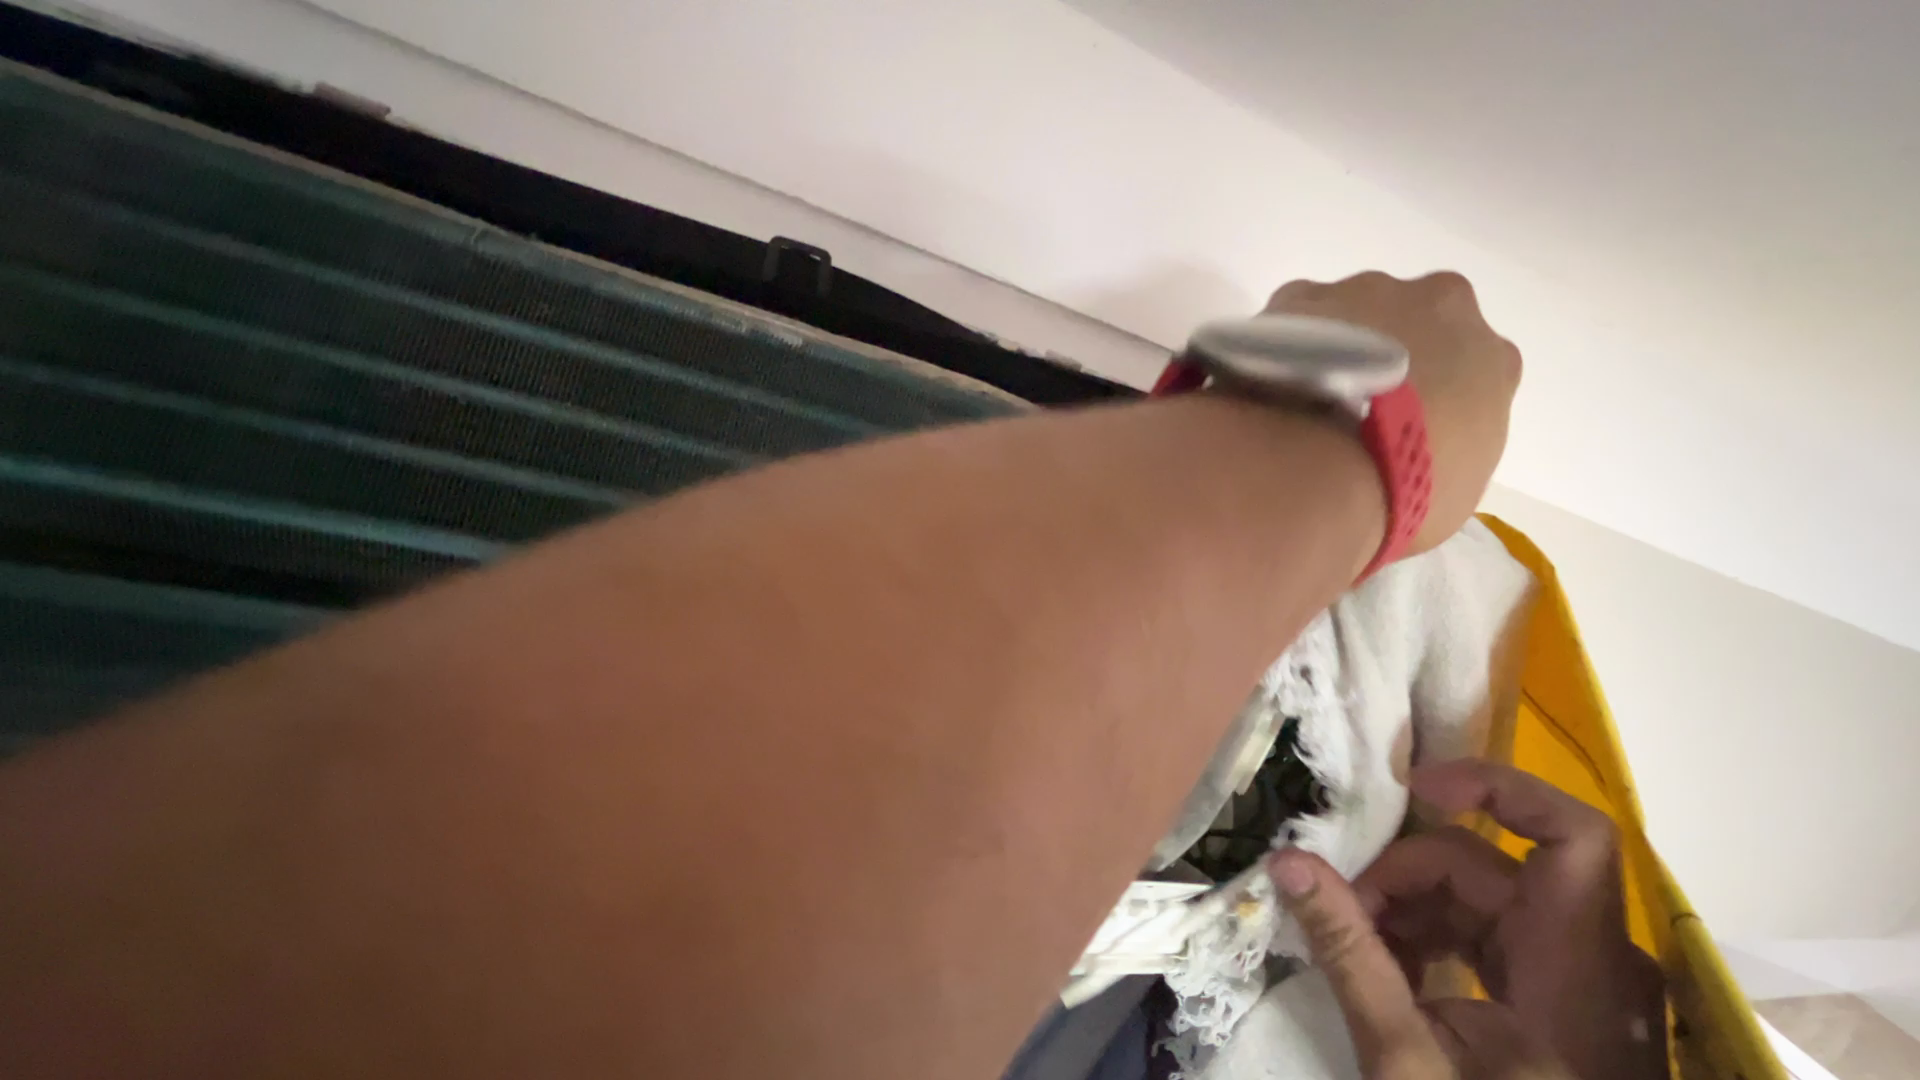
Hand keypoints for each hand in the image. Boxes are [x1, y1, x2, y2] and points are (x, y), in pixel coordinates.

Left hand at [1264, 272, 1520, 554]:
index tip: (1398, 428)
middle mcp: (1439, 305)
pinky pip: (1291, 318)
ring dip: (1329, 345)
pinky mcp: (1300, 296)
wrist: (1321, 464)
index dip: (1432, 398)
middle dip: (1385, 355)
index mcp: (1491, 359)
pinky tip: (1262, 384)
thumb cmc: (1399, 493)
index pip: (1471, 371)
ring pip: (1351, 313)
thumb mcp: (1450, 491)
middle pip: (1414, 325)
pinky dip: (1279, 345)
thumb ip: (1447, 449)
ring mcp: (1366, 293)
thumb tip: (1413, 451)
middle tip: (1344, 408)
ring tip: (1294, 398)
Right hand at [1354, 761, 1667, 1079]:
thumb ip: (1348, 950)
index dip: (1499, 788)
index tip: (1415, 787)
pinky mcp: (1556, 1000)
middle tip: (1342, 908)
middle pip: (1491, 865)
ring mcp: (1576, 980)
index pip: (1571, 836)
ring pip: (1483, 897)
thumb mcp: (1406, 1054)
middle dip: (1405, 874)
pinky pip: (1488, 935)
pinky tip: (1385, 964)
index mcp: (1577, 968)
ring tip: (1356, 943)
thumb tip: (1286, 861)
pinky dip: (1431, 935)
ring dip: (1409, 906)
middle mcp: (1591, 959)